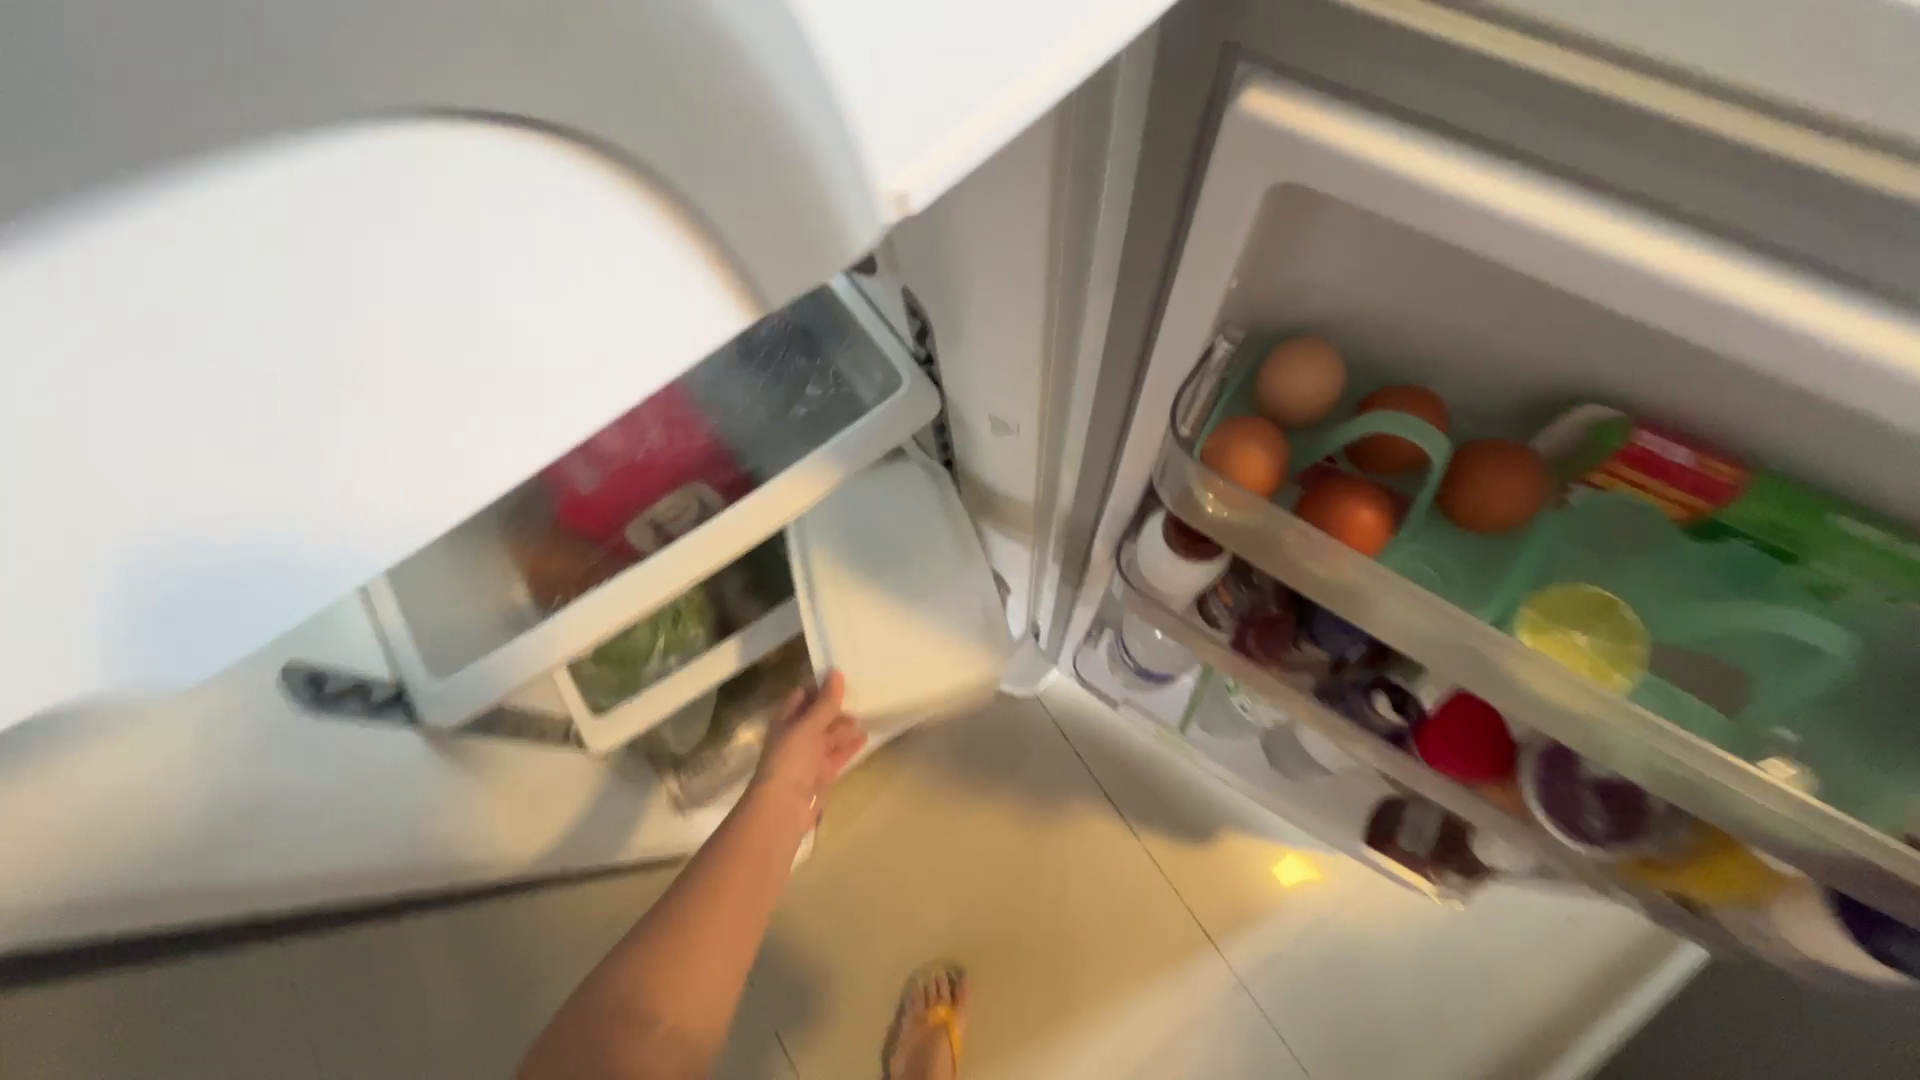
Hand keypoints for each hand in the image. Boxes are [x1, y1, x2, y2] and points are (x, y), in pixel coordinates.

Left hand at [751, 670, 866, 819]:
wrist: (784, 807)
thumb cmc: (791, 760)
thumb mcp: (808, 726)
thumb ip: (825, 702)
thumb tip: (836, 672)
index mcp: (786, 720)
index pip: (804, 696)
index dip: (822, 687)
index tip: (845, 677)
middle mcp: (797, 736)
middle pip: (819, 716)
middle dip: (838, 707)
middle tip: (864, 694)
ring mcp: (809, 756)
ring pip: (830, 735)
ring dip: (846, 726)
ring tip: (869, 713)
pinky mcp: (822, 774)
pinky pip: (838, 754)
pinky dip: (850, 746)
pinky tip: (866, 736)